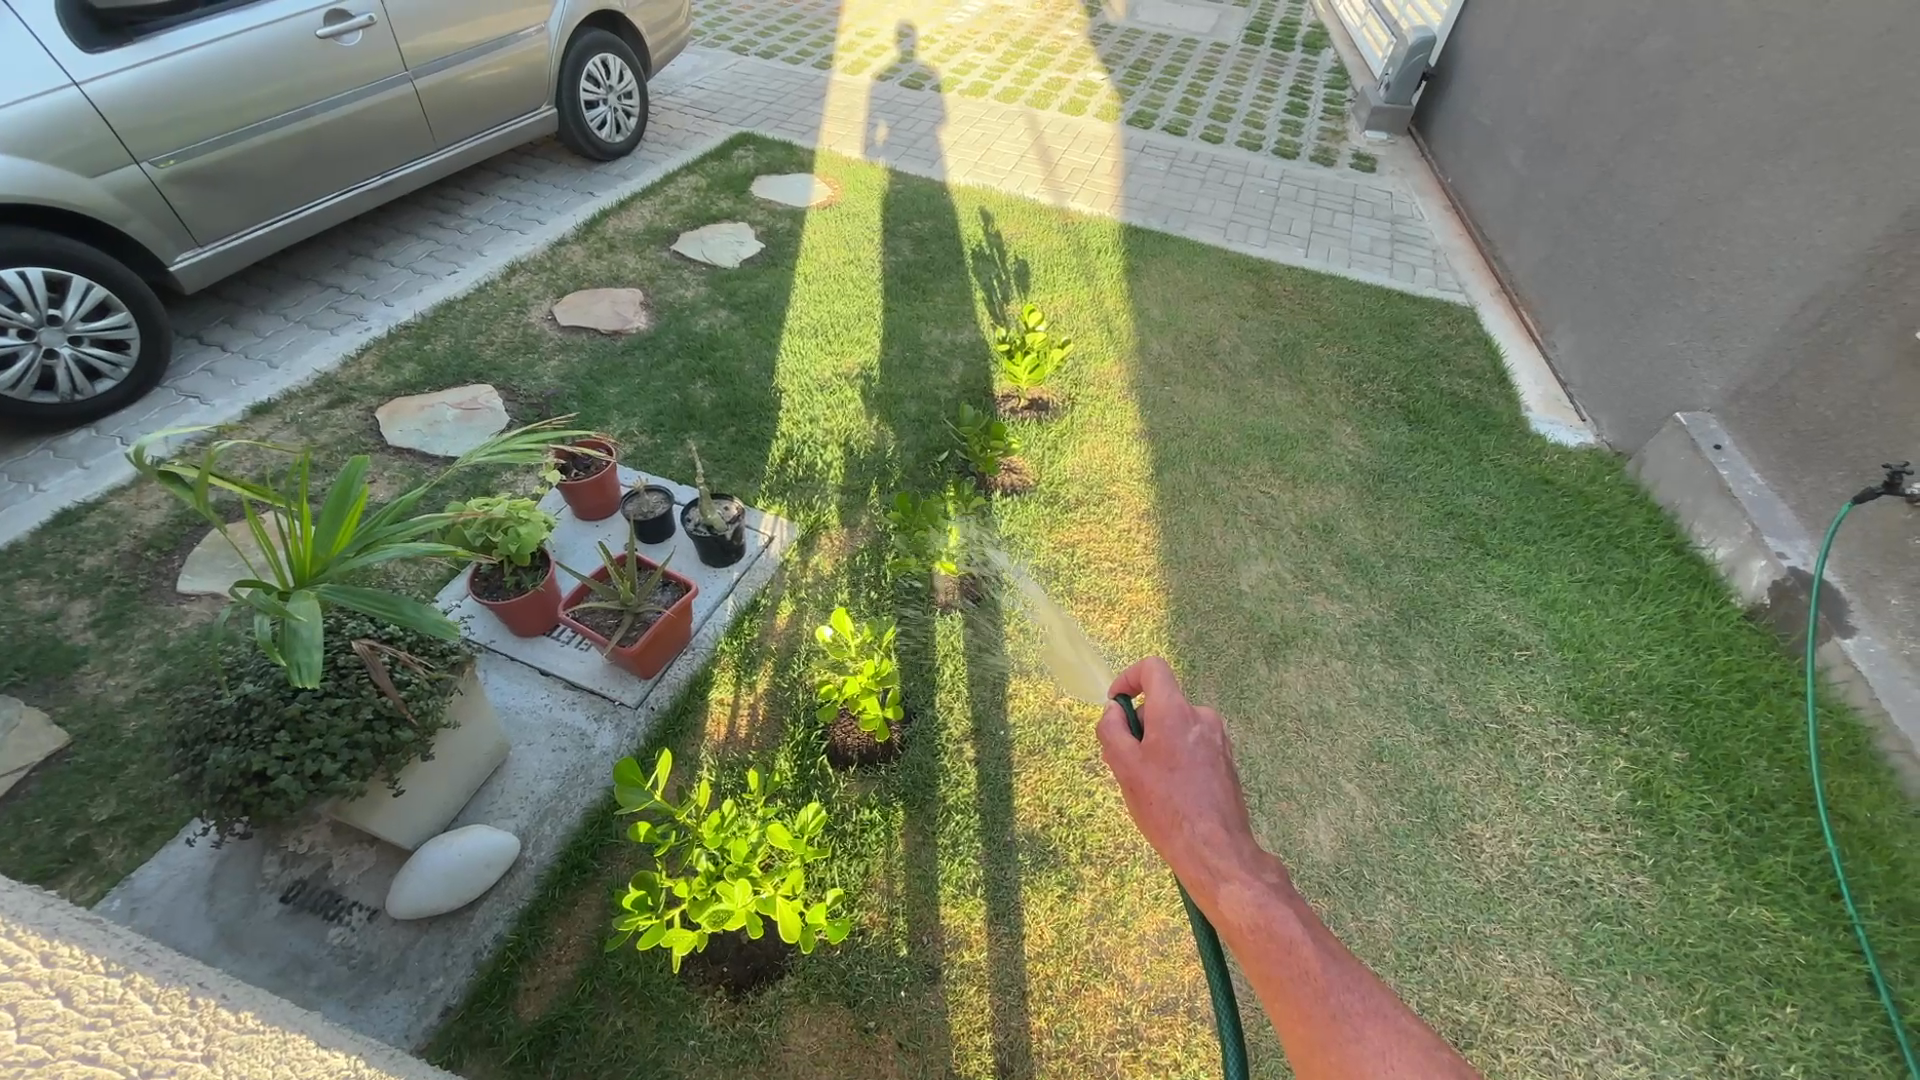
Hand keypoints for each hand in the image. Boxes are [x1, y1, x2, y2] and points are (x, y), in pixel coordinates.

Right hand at [1097, 657, 1270, 905]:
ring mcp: (1218, 739)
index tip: (1115, 705)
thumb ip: (1112, 729)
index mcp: (1175, 711)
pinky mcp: (1226, 760)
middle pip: (1161, 703)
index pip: (1153, 668)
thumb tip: (1115, 710)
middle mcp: (1201, 717)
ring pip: (1176, 726)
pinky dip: (1176, 757)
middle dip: (1139, 725)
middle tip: (1125, 763)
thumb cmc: (1165, 807)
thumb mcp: (1124, 767)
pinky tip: (1171, 793)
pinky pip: (1192, 744)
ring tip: (1148, 784)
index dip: (1128, 678)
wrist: (1216, 851)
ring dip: (1157, 744)